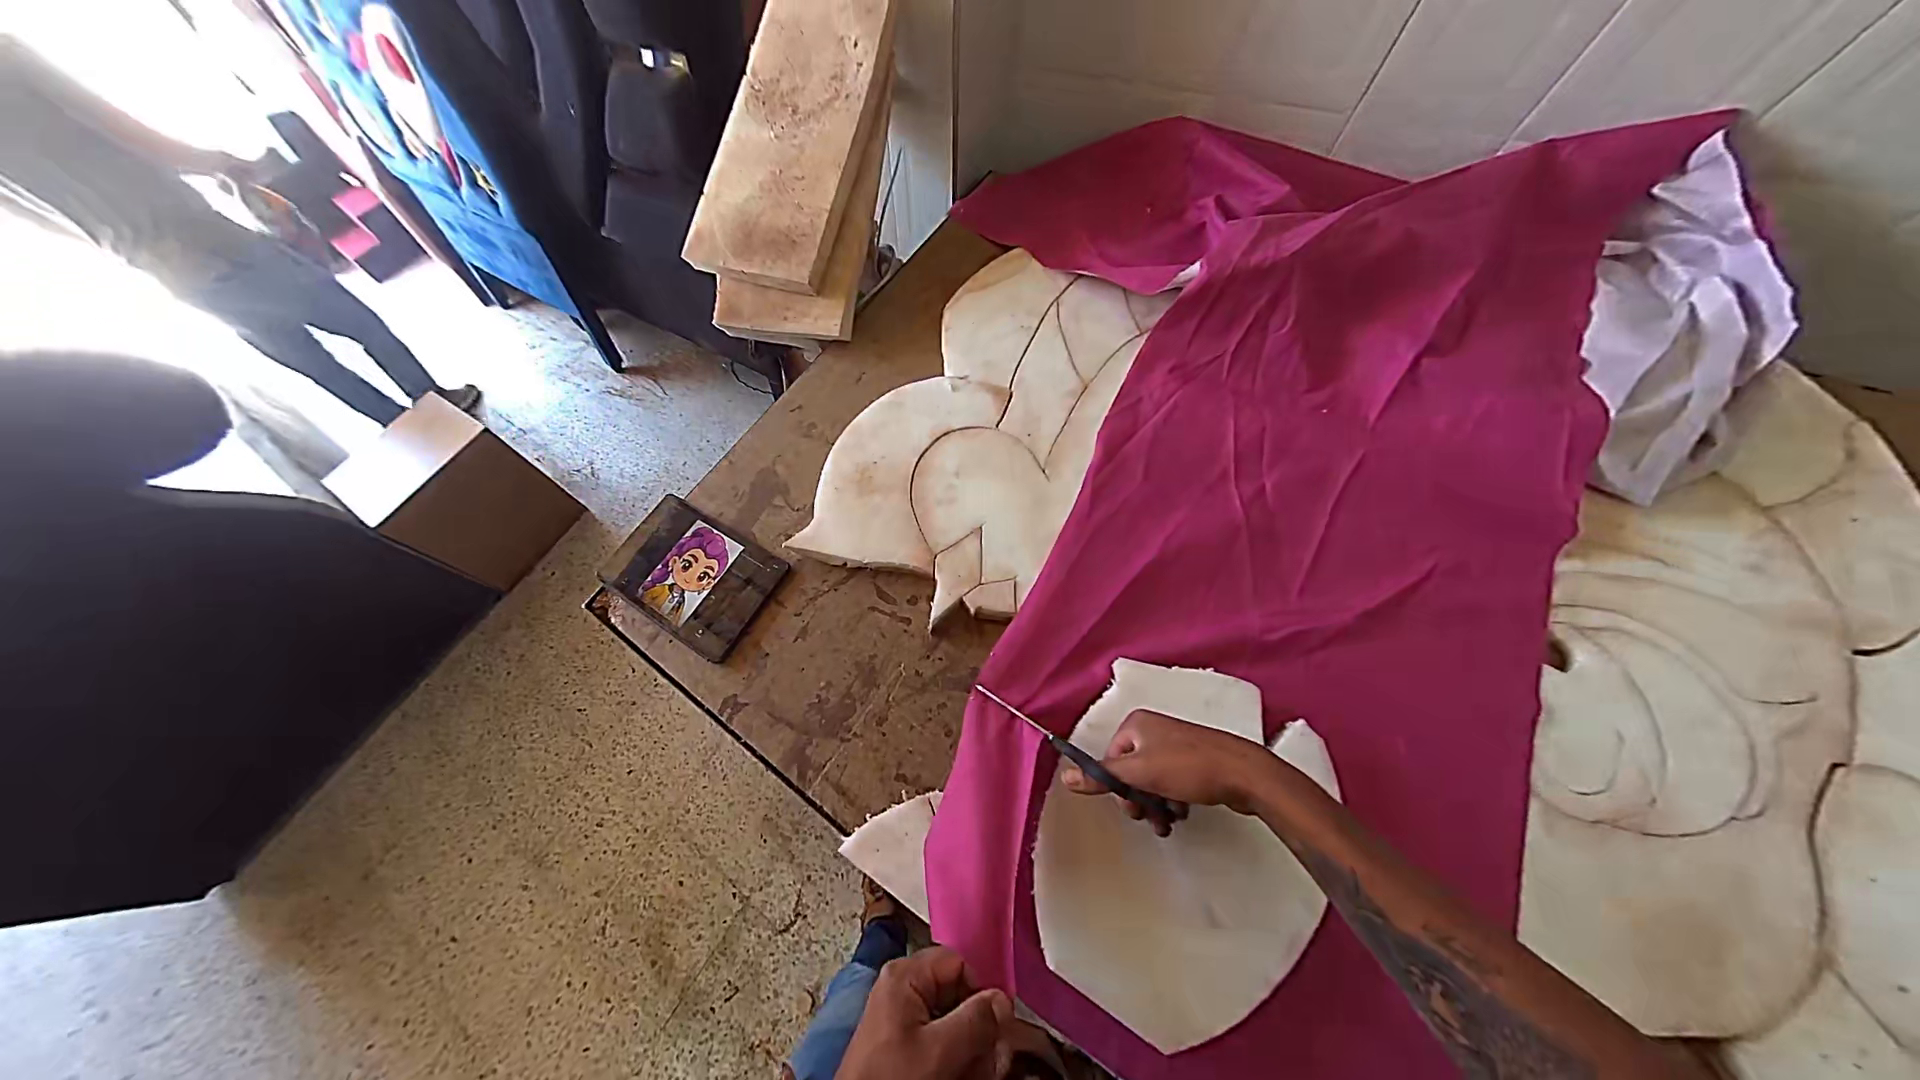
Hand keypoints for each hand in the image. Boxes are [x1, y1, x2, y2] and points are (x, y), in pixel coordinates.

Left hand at [835, 947, 1015, 1079]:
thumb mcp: (937, 1051)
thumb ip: (975, 1022)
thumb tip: (1003, 1000)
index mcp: (905, 975)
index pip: (959, 963)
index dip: (981, 992)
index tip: (995, 1026)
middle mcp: (902, 987)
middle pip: (957, 992)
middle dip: (976, 1027)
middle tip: (984, 1060)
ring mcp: (901, 1014)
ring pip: (952, 1019)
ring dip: (968, 1047)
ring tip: (969, 1073)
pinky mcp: (901, 1040)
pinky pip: (939, 1038)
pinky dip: (953, 1057)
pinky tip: (956, 1074)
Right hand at [1059, 710, 1277, 820]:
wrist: (1244, 774)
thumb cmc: (1190, 768)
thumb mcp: (1139, 774)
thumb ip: (1101, 776)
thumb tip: (1067, 776)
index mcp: (1137, 724)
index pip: (1110, 758)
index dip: (1117, 786)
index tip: (1130, 805)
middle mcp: (1154, 729)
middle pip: (1130, 770)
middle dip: (1138, 798)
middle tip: (1149, 816)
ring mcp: (1175, 744)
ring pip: (1152, 780)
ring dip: (1155, 804)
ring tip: (1168, 821)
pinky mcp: (1194, 760)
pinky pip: (1171, 781)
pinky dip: (1172, 799)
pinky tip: (1182, 812)